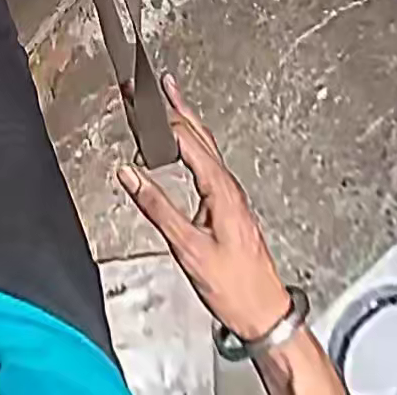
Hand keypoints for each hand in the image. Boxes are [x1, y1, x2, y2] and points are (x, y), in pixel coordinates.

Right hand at [119, 75, 292, 340]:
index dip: (161, 118)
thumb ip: (156, 207)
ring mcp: (231, 193)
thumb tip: (129, 173)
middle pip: (199, 133)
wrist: (267, 315)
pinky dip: (193, 141)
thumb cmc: (234, 287)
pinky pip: (208, 160)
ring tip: (172, 98)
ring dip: (186, 118)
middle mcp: (228, 185)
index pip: (186, 139)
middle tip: (157, 83)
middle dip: (176, 106)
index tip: (142, 99)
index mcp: (220, 188)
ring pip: (206, 144)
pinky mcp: (229, 203)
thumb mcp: (188, 248)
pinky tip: (186, 144)